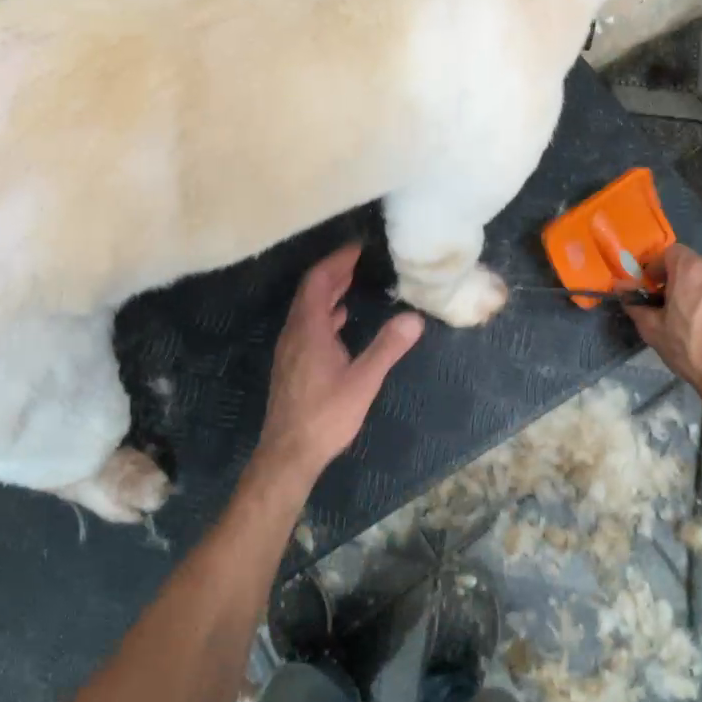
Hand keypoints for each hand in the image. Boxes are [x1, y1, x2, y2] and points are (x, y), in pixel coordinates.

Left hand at [257, 245, 424, 482]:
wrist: (288, 453)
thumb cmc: (325, 416)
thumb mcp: (363, 382)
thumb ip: (387, 348)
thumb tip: (414, 317)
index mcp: (308, 329)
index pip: (318, 280)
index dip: (337, 260)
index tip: (359, 247)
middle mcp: (294, 332)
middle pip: (311, 291)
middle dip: (334, 271)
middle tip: (361, 259)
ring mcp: (290, 349)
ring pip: (307, 309)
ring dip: (328, 292)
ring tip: (354, 282)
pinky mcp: (292, 364)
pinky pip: (307, 325)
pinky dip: (324, 313)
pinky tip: (340, 322)